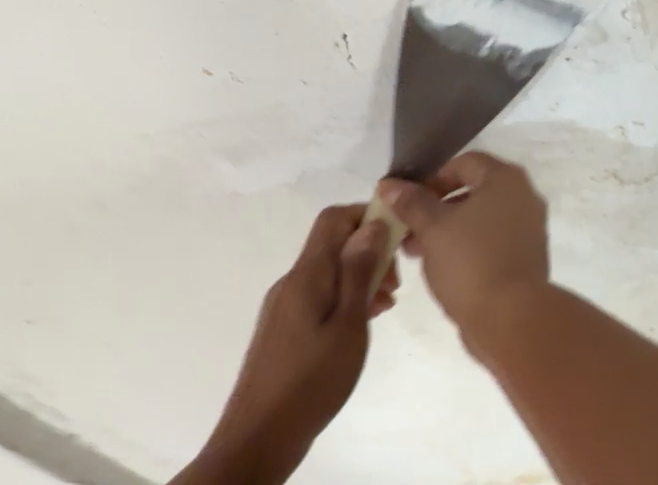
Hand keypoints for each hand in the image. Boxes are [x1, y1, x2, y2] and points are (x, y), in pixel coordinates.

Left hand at [181, 205, 399, 484]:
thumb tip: (373, 224)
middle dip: (372, 250)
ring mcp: (285, 307)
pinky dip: (348, 297)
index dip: (369, 216)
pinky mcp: (285, 329)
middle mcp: (292, 283)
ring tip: (386, 306)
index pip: (335, 218)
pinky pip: (322, 294)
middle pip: (335, 243)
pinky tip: (365, 322)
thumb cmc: (312, 380)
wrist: (258, 441)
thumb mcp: (349, 323)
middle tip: (396, 284)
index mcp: (307, 275)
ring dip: (363, 276)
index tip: (399, 238)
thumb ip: (360, 271)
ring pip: (331, 271)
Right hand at [377, 153, 549, 339]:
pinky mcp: (525, 254)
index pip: (464, 163)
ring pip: (479, 217)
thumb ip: (411, 203)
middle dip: (435, 207)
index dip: (431, 178)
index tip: (405, 201)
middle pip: (472, 190)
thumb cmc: (471, 261)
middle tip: (405, 230)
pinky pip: (491, 239)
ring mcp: (528, 226)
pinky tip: (440, 266)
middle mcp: (523, 195)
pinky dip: (466, 245)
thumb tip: (390, 184)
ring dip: (446, 229)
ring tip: (414, 252)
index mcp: (506, 179)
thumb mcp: (433, 228)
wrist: (512, 315)